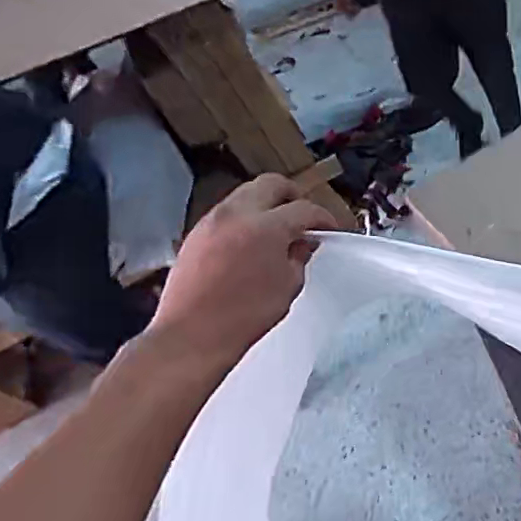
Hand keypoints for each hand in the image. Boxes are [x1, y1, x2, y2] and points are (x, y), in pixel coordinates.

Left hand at [147, 175, 340, 374]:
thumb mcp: (288, 286)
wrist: (192, 335)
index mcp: (266, 226)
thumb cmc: (242, 316)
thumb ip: (299, 257)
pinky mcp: (196, 233)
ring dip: (266, 205)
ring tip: (278, 230)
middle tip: (303, 216)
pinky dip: (245, 219)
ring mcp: (212, 221)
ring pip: (246, 194)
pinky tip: (252, 242)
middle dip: (293, 196)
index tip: (327, 227)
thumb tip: (301, 244)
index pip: (304, 209)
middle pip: (272, 184)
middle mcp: (236, 214)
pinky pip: (227, 213)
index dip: (322, 217)